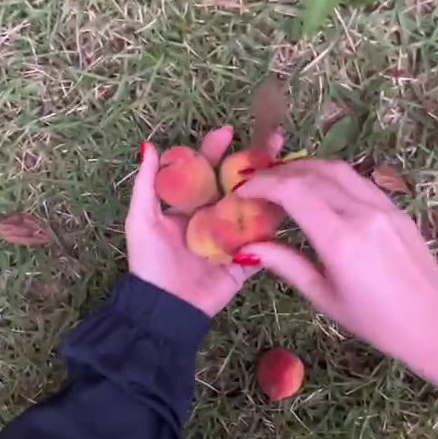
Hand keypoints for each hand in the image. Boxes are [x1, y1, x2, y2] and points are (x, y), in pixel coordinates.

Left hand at [125, 126, 274, 316]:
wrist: (164, 307)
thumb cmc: (149, 261)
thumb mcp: (142, 219)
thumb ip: (146, 183)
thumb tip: (148, 145)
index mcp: (189, 204)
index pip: (204, 169)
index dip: (215, 149)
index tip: (228, 131)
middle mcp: (212, 216)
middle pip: (236, 182)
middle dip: (255, 160)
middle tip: (274, 140)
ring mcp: (231, 237)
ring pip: (256, 206)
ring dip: (273, 187)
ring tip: (291, 167)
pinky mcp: (245, 260)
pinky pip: (264, 241)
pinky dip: (277, 226)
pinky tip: (294, 204)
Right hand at [230, 159, 437, 365]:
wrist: (433, 324)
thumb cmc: (374, 321)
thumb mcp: (323, 296)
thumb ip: (285, 264)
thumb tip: (246, 247)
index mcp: (340, 238)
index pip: (293, 192)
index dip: (263, 185)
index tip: (242, 191)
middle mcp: (362, 213)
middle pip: (312, 173)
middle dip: (278, 173)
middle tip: (256, 183)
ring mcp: (383, 206)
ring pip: (337, 169)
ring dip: (304, 168)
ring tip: (282, 180)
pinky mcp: (396, 208)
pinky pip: (357, 180)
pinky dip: (329, 176)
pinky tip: (317, 189)